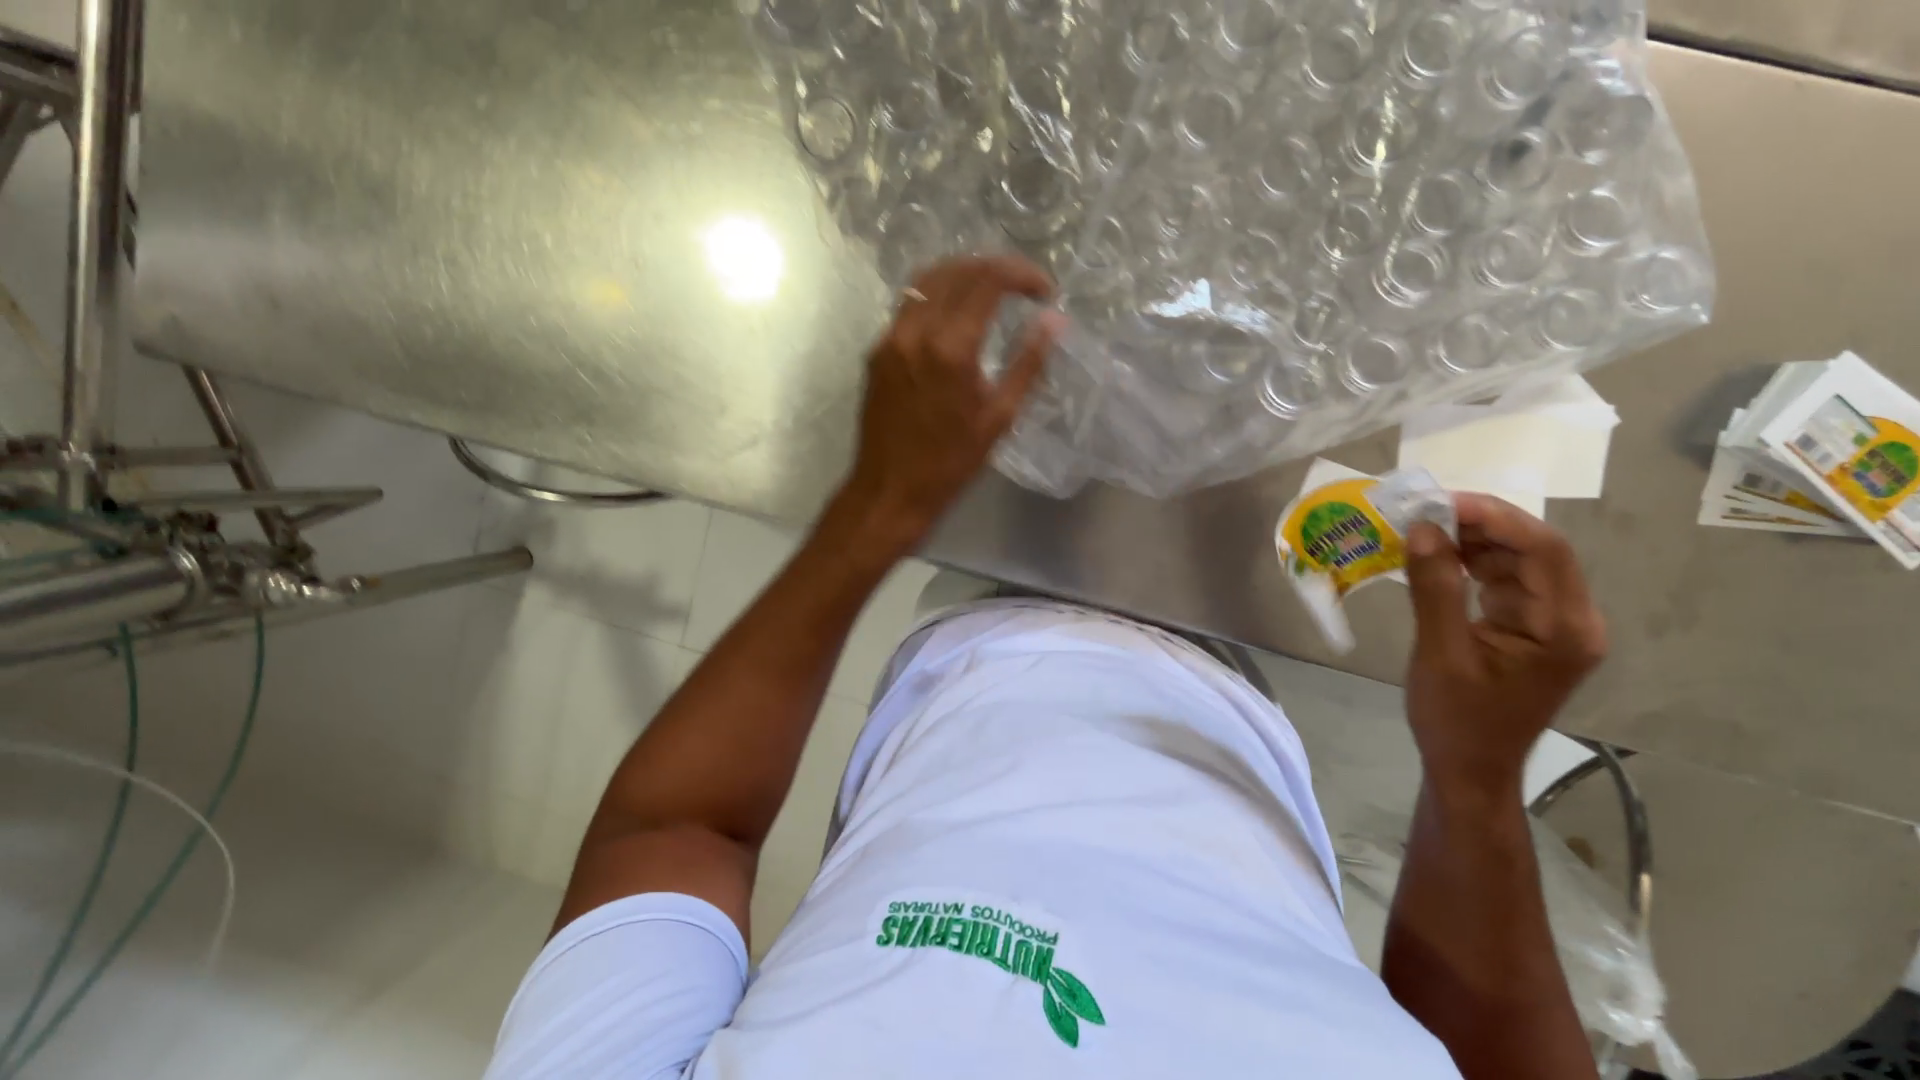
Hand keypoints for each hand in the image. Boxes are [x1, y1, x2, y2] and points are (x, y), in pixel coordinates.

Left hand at [838, 255, 1063, 544]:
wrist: (889, 490)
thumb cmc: (950, 463)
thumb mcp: (999, 417)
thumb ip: (1028, 364)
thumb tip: (1055, 321)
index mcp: (951, 348)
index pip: (988, 281)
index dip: (1022, 274)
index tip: (1045, 290)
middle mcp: (916, 332)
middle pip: (957, 270)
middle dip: (994, 267)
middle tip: (1022, 285)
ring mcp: (890, 338)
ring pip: (926, 280)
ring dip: (962, 273)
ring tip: (991, 289)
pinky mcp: (877, 351)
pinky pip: (908, 305)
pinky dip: (936, 296)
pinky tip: (956, 314)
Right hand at [1402, 494, 1607, 803]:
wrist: (1469, 771)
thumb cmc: (1456, 720)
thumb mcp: (1440, 653)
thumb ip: (1435, 588)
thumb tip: (1422, 527)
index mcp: (1564, 629)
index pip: (1544, 550)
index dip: (1495, 517)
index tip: (1440, 501)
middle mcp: (1573, 620)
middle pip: (1537, 550)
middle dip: (1482, 524)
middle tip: (1423, 509)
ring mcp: (1555, 625)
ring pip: (1521, 561)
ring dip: (1475, 541)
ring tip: (1423, 528)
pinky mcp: (1534, 630)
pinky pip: (1508, 582)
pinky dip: (1474, 564)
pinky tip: (1439, 555)